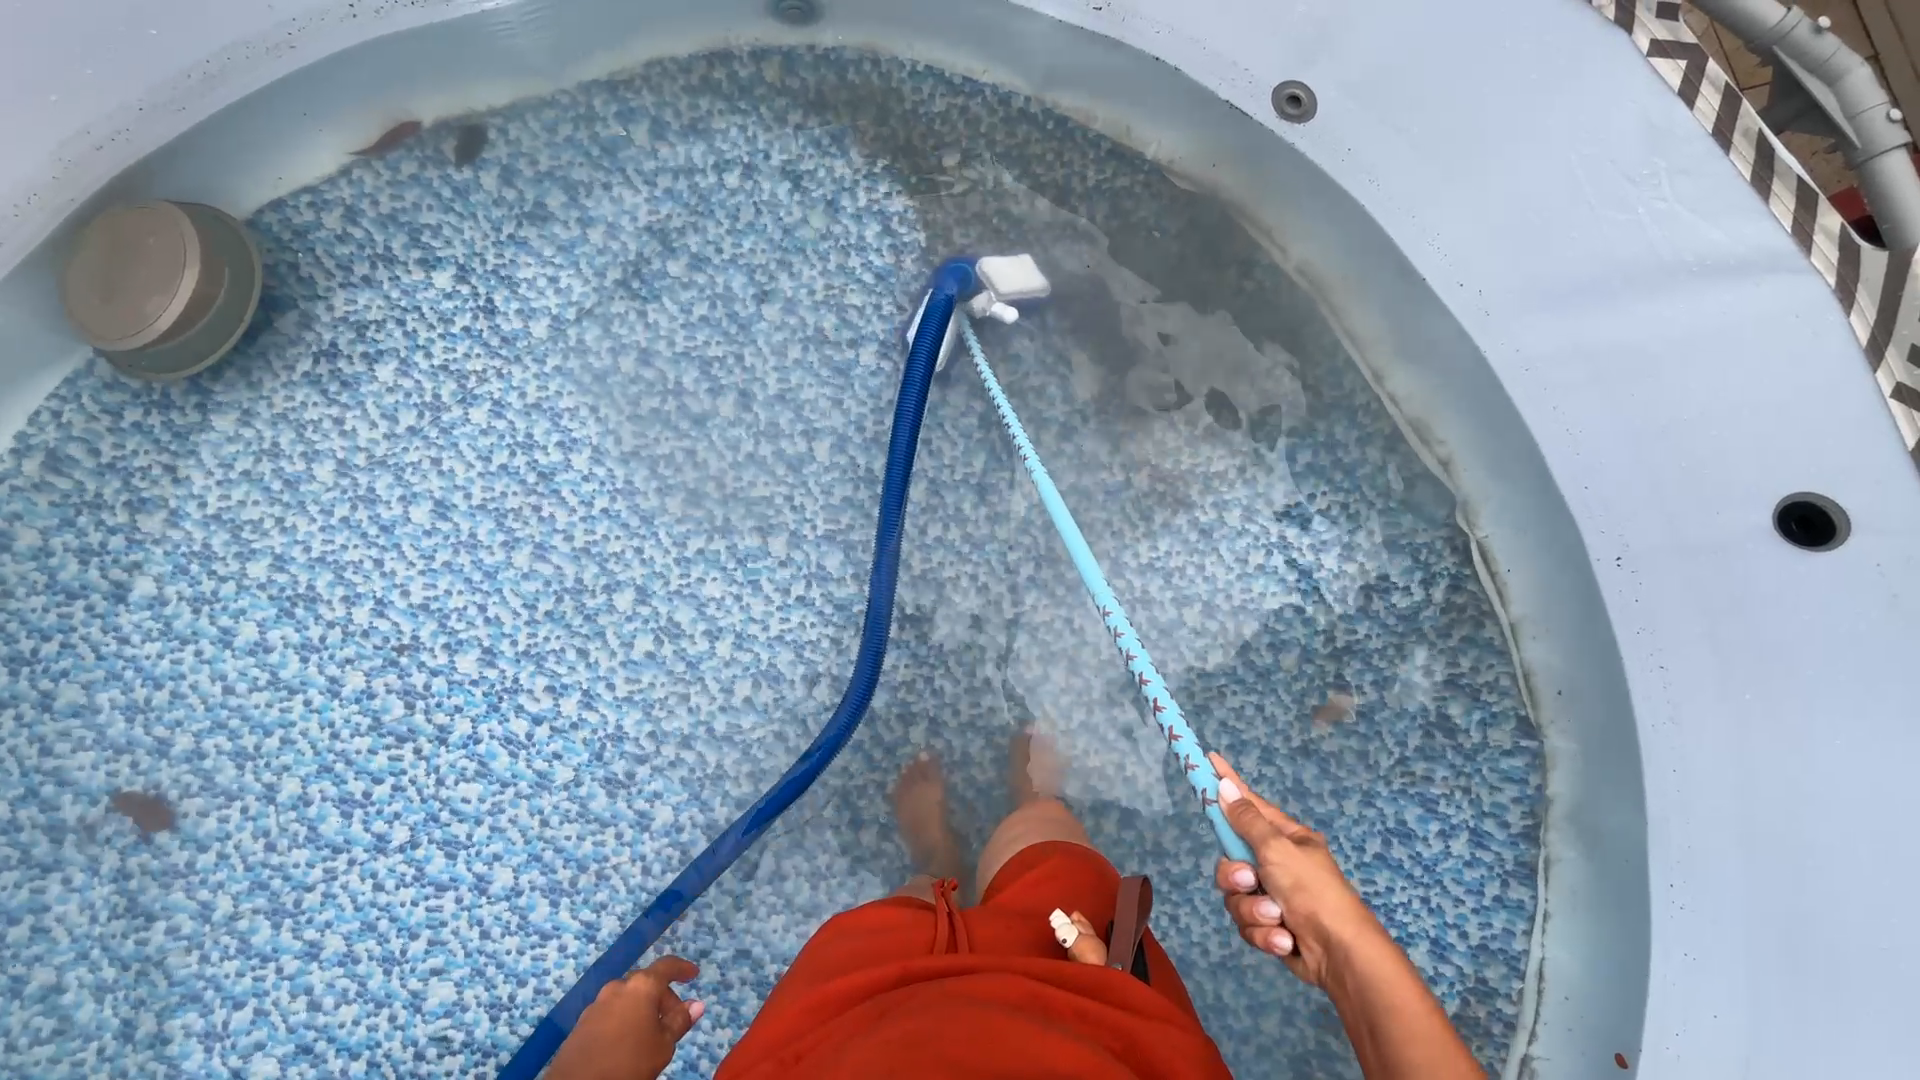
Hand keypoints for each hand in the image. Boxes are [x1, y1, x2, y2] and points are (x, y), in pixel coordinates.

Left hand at [547, 956, 703, 1079]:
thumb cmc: (628, 1062)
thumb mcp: (662, 1045)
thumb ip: (680, 1021)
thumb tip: (697, 1004)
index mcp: (641, 986)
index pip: (667, 966)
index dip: (682, 969)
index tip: (694, 975)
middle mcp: (618, 987)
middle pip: (647, 983)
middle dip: (663, 997)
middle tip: (673, 1020)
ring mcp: (596, 1004)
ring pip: (627, 998)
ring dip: (642, 1009)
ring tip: (650, 1033)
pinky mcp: (581, 1023)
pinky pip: (610, 1012)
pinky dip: (624, 1018)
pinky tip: (626, 1041)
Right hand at [1209, 753, 1385, 987]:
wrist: (1340, 955)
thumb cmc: (1313, 892)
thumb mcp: (1278, 850)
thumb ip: (1246, 821)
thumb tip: (1226, 786)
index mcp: (1286, 839)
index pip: (1250, 804)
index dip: (1229, 785)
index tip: (1209, 761)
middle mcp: (1277, 864)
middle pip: (1231, 859)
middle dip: (1235, 876)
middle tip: (1248, 880)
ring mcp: (1273, 896)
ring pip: (1235, 895)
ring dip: (1253, 910)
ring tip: (1277, 918)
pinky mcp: (1271, 926)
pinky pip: (1248, 923)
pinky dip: (1263, 933)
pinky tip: (1285, 940)